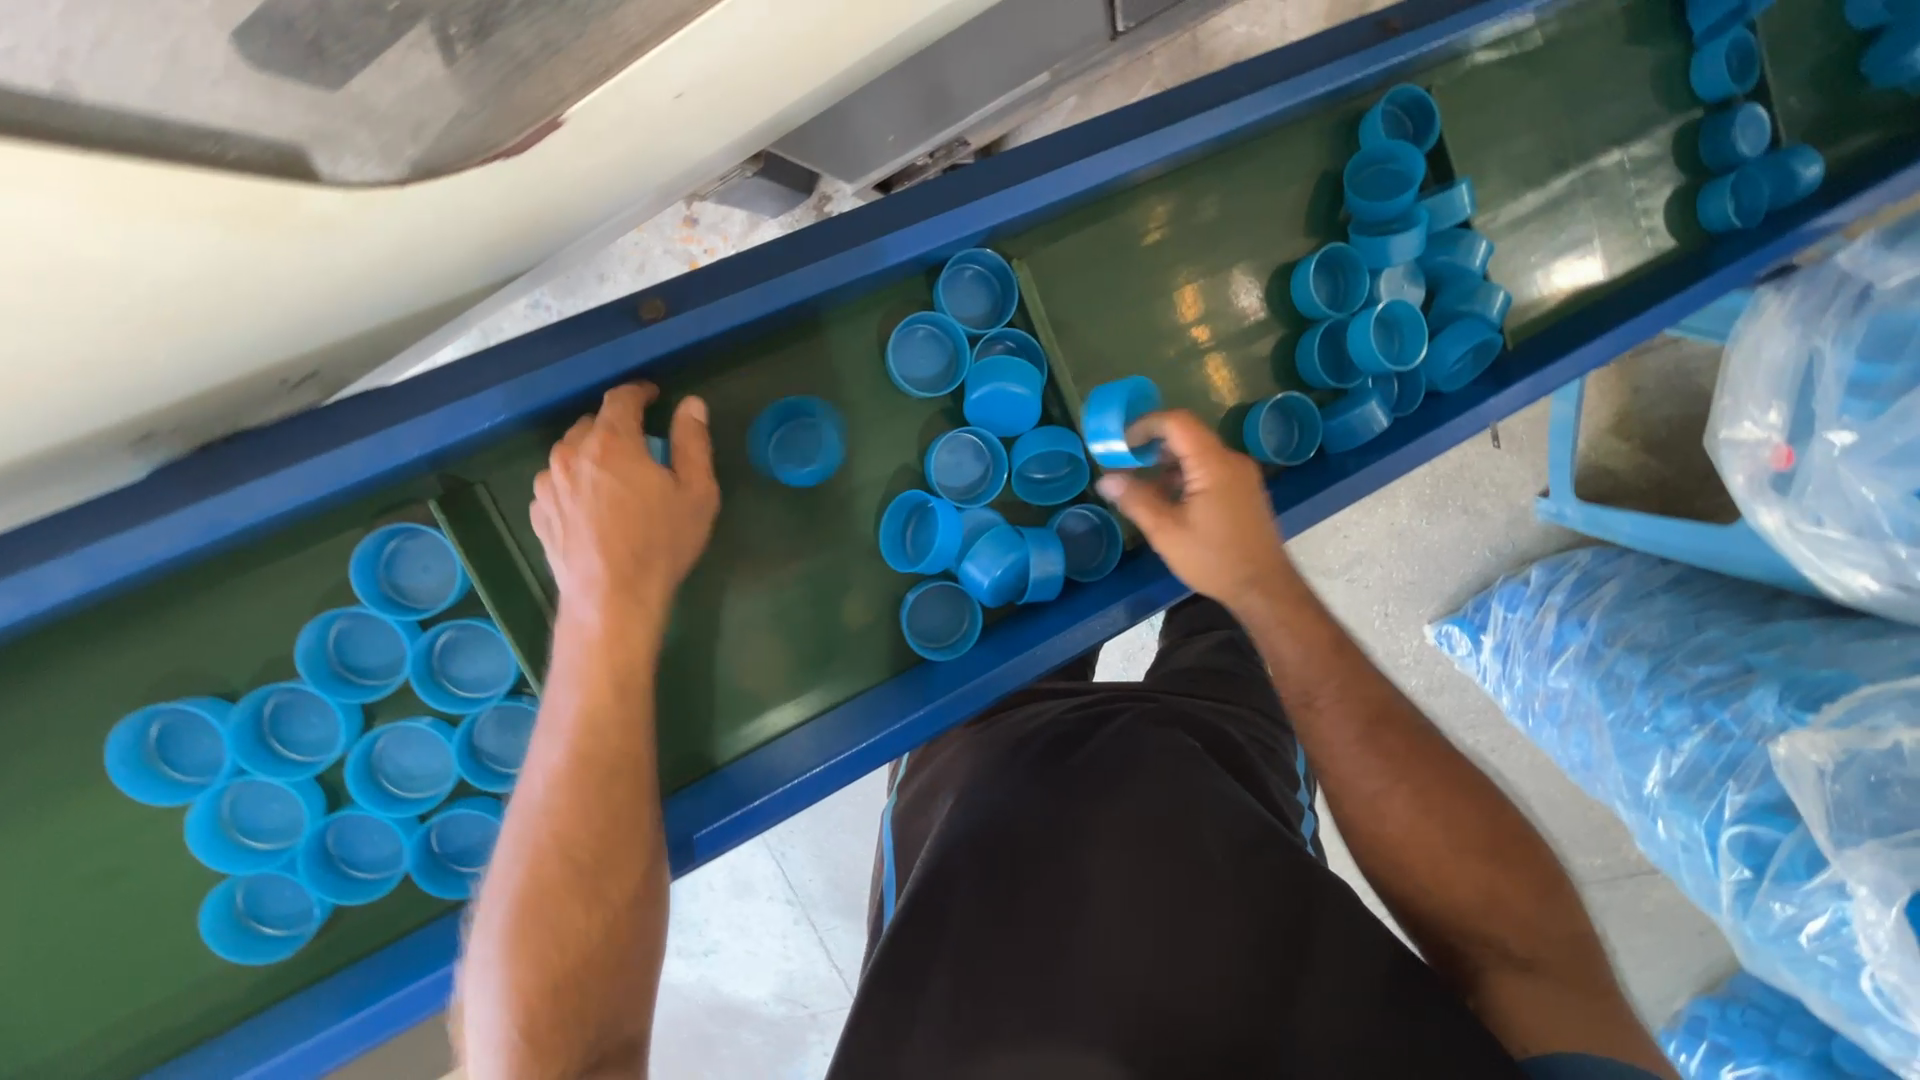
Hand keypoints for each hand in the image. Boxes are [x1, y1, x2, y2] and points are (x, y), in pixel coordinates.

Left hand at [531, 383, 719, 635]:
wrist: (612, 599)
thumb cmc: (661, 543)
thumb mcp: (697, 492)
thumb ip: (693, 442)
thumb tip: (691, 405)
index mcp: (613, 441)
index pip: (621, 398)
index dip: (640, 391)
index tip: (654, 395)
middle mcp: (571, 453)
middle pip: (593, 423)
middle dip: (618, 426)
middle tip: (643, 445)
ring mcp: (548, 484)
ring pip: (570, 453)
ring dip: (594, 455)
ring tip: (616, 478)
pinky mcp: (539, 513)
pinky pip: (558, 484)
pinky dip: (576, 484)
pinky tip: (595, 507)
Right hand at [1094, 409, 1296, 612]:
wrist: (1264, 588)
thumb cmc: (1213, 559)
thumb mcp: (1166, 532)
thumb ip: (1135, 499)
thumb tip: (1105, 479)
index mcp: (1214, 464)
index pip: (1177, 422)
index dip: (1145, 425)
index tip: (1121, 445)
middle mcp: (1232, 461)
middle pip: (1187, 436)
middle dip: (1152, 446)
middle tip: (1125, 466)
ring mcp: (1242, 475)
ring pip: (1197, 454)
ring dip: (1167, 464)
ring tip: (1141, 488)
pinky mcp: (1244, 490)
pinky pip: (1209, 470)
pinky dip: (1184, 476)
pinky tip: (1167, 501)